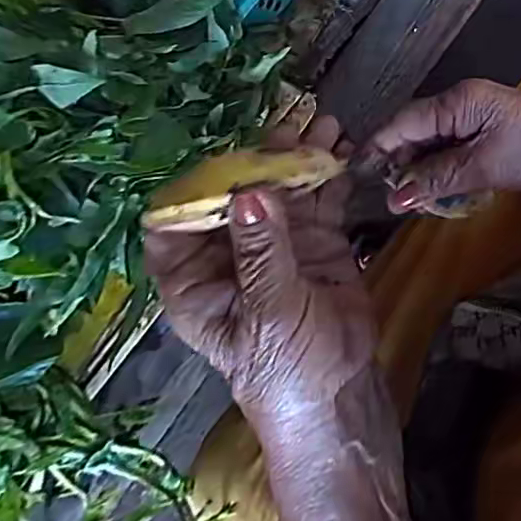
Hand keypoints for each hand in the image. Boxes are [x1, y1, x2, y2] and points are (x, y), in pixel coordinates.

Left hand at [144, 116, 375, 417]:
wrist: (344, 393)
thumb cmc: (289, 370)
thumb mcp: (271, 313)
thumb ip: (263, 251)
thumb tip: (250, 191)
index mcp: (197, 278)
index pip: (176, 222)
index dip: (196, 187)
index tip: (231, 157)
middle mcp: (231, 252)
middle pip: (236, 194)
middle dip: (260, 160)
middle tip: (291, 126)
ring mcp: (276, 242)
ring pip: (280, 189)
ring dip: (299, 158)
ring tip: (323, 127)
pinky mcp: (315, 239)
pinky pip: (317, 197)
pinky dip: (328, 173)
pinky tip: (341, 149)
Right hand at [361, 78, 520, 214]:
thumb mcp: (485, 167)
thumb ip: (437, 179)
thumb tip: (394, 197)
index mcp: (456, 101)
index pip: (402, 122)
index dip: (377, 148)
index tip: (354, 176)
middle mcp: (462, 101)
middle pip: (415, 129)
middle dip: (397, 160)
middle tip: (382, 195)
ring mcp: (477, 113)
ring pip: (434, 138)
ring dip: (420, 166)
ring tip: (405, 197)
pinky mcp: (491, 128)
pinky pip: (454, 144)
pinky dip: (441, 165)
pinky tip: (436, 187)